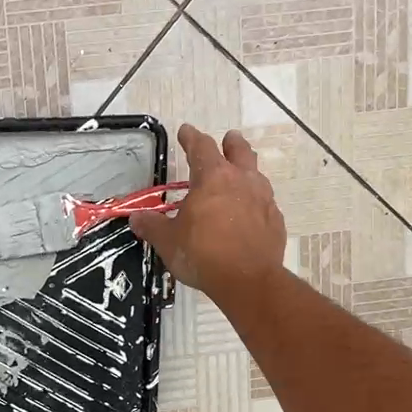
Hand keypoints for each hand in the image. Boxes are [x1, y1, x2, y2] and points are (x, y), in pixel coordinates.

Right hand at [130, 124, 287, 300]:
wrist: (247, 280)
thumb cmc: (201, 254)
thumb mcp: (168, 241)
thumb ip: (152, 226)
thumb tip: (136, 218)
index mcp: (212, 178)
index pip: (201, 147)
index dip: (191, 137)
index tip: (186, 131)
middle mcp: (241, 181)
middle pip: (239, 151)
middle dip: (231, 143)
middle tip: (229, 138)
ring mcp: (263, 199)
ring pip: (256, 174)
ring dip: (246, 170)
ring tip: (238, 176)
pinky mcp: (275, 220)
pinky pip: (264, 202)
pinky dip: (254, 201)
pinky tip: (248, 213)